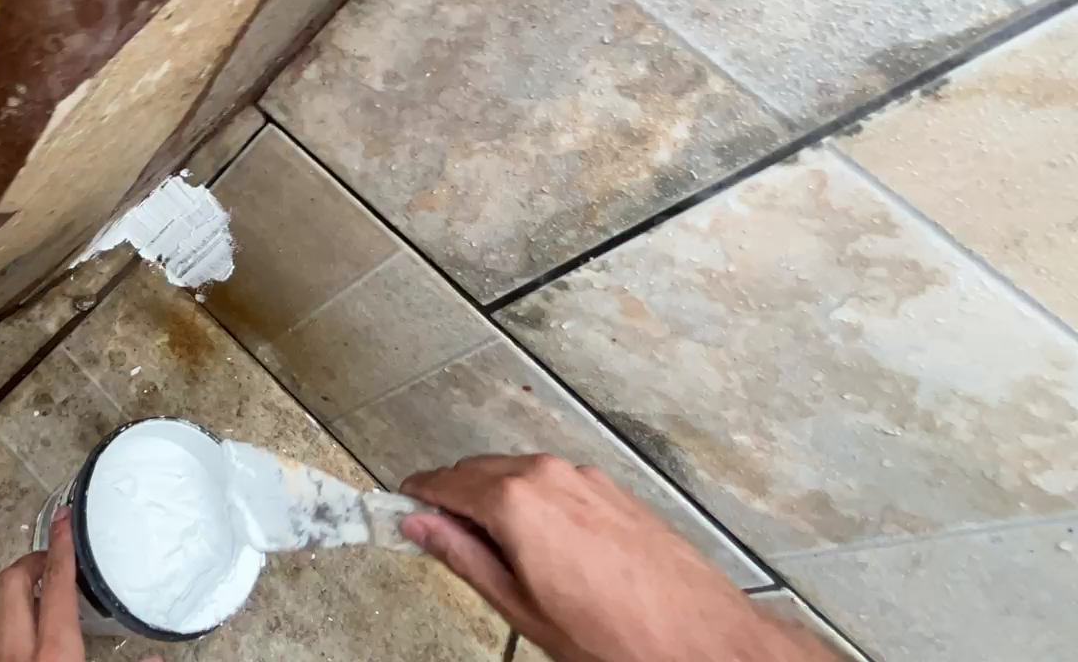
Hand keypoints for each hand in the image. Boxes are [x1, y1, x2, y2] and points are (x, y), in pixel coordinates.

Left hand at [0, 512, 163, 661]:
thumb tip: (157, 656)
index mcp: (56, 656)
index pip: (56, 583)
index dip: (61, 545)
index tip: (64, 517)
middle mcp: (17, 656)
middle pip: (12, 584)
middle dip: (31, 562)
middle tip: (50, 560)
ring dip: (10, 600)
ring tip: (34, 599)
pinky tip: (16, 639)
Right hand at [400, 455, 837, 661]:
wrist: (713, 648)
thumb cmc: (619, 638)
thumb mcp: (520, 608)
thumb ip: (460, 555)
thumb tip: (416, 525)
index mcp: (512, 500)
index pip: (441, 482)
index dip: (415, 497)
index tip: (402, 509)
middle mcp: (541, 473)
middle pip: (472, 471)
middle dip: (452, 498)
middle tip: (444, 537)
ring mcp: (577, 475)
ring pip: (509, 473)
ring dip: (491, 496)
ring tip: (500, 548)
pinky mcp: (605, 486)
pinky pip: (547, 479)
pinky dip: (529, 497)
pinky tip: (544, 541)